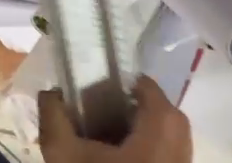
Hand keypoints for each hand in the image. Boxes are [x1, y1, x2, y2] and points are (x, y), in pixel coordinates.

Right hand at [39, 79, 190, 162]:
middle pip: (176, 124)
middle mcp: (176, 162)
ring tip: (119, 123)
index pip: (161, 107)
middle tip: (118, 98)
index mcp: (153, 149)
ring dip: (154, 126)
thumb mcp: (59, 150)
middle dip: (151, 105)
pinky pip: (173, 158)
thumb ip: (53, 114)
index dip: (143, 86)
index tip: (118, 77)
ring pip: (178, 143)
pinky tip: (125, 152)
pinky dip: (155, 146)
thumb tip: (52, 92)